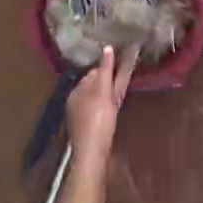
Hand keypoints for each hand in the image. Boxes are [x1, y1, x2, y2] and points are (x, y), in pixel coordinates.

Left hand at [66, 46, 136, 167]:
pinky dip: (110, 100)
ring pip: (99, 95)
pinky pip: (102, 106)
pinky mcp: (92, 126)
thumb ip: (106, 70)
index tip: (121, 58)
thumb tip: (107, 47)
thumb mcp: (102, 92)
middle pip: (96, 83)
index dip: (107, 65)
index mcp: (78, 90)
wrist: (92, 155)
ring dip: (109, 88)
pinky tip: (114, 103)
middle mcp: (78, 100)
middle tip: (124, 66)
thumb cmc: (97, 121)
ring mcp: (84, 114)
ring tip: (122, 81)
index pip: (94, 71)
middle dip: (108, 76)